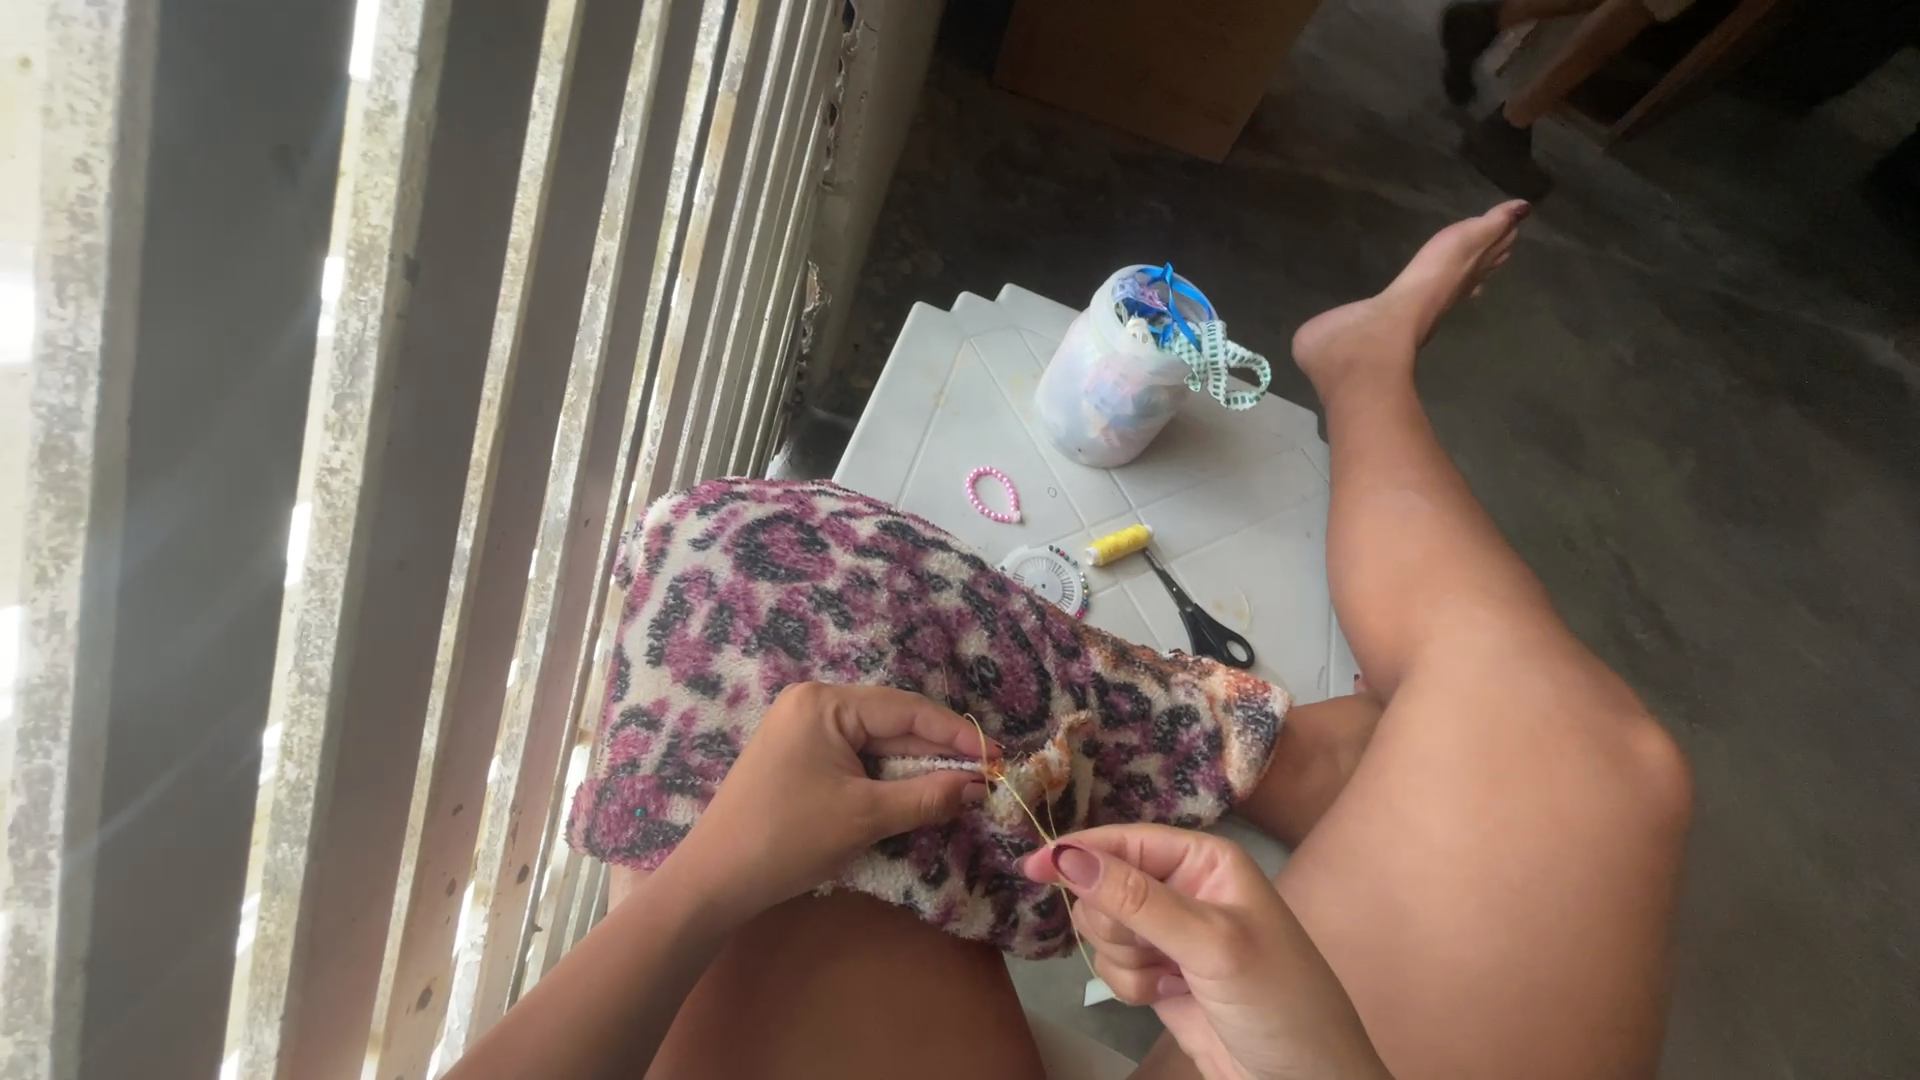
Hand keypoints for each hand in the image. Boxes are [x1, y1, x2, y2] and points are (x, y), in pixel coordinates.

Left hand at [671, 682, 994, 917]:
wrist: (712, 882)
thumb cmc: (788, 840)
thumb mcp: (865, 817)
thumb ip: (926, 796)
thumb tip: (978, 788)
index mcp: (825, 703)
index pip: (906, 709)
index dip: (955, 733)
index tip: (995, 755)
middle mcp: (814, 703)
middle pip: (892, 722)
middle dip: (937, 751)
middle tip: (984, 774)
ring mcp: (803, 727)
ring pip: (875, 740)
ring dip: (914, 764)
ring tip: (959, 784)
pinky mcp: (799, 754)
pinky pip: (855, 755)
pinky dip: (886, 774)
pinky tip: (915, 789)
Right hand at [1022, 825, 1391, 1079]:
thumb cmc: (1277, 1003)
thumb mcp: (1211, 945)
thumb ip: (1137, 900)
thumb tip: (1067, 855)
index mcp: (1203, 860)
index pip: (1125, 841)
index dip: (1079, 852)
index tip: (1032, 868)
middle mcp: (1182, 886)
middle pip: (1105, 883)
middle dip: (1116, 922)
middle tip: (1150, 951)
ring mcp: (1168, 932)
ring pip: (1102, 926)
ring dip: (1124, 957)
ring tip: (1168, 979)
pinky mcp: (1158, 971)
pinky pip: (1112, 961)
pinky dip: (1129, 982)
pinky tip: (1166, 997)